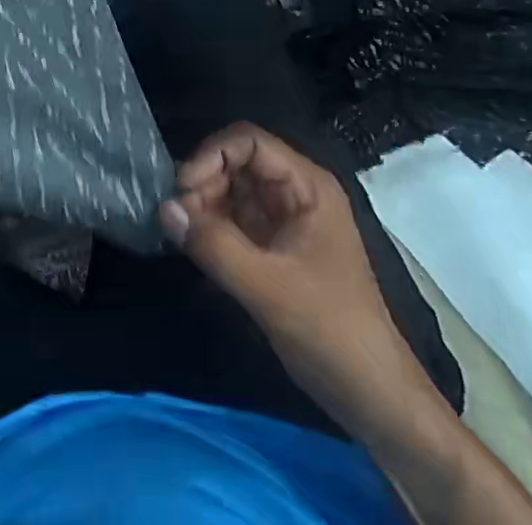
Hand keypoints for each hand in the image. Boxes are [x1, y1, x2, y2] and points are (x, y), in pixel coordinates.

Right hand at [159, 123, 418, 423]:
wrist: (367, 388)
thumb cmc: (327, 328)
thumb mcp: (267, 287)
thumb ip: (214, 245)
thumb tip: (163, 208)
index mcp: (308, 186)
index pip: (250, 142)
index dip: (211, 156)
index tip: (181, 190)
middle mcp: (296, 193)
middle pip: (238, 164)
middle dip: (204, 183)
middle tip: (176, 221)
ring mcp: (285, 221)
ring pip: (233, 193)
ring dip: (204, 207)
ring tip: (182, 237)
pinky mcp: (274, 249)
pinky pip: (235, 223)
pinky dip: (212, 229)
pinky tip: (194, 248)